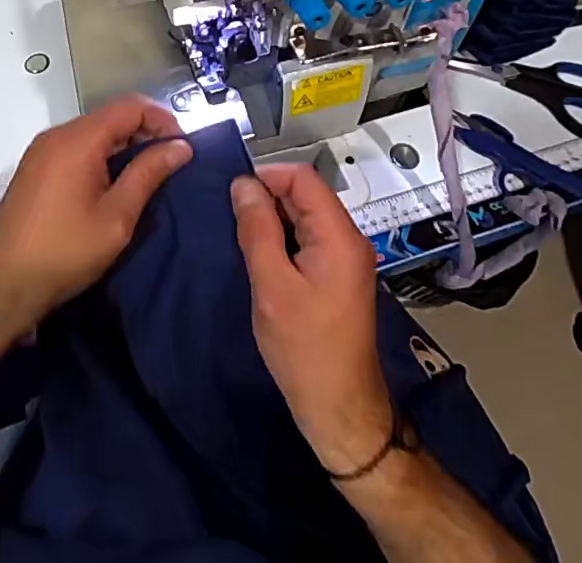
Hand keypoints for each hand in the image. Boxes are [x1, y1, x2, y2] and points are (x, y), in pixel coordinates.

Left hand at [0, 95, 191, 337]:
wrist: (3, 286)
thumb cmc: (65, 252)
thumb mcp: (117, 216)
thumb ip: (148, 174)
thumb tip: (181, 147)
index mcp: (78, 140)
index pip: (130, 107)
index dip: (162, 120)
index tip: (182, 148)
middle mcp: (57, 134)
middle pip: (111, 115)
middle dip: (145, 132)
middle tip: (169, 163)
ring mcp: (41, 150)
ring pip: (94, 130)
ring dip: (124, 144)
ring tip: (146, 174)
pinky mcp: (35, 167)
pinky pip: (76, 145)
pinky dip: (101, 154)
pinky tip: (112, 182)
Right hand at [232, 166, 394, 472]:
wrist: (338, 404)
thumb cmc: (304, 348)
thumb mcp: (271, 286)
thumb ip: (257, 229)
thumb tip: (242, 184)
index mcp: (339, 236)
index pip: (303, 178)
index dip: (267, 176)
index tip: (233, 193)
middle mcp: (349, 239)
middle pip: (306, 195)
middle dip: (268, 198)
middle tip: (232, 220)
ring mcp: (346, 257)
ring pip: (305, 217)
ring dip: (274, 219)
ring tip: (242, 238)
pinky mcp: (338, 274)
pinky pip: (309, 239)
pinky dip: (284, 239)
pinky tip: (261, 256)